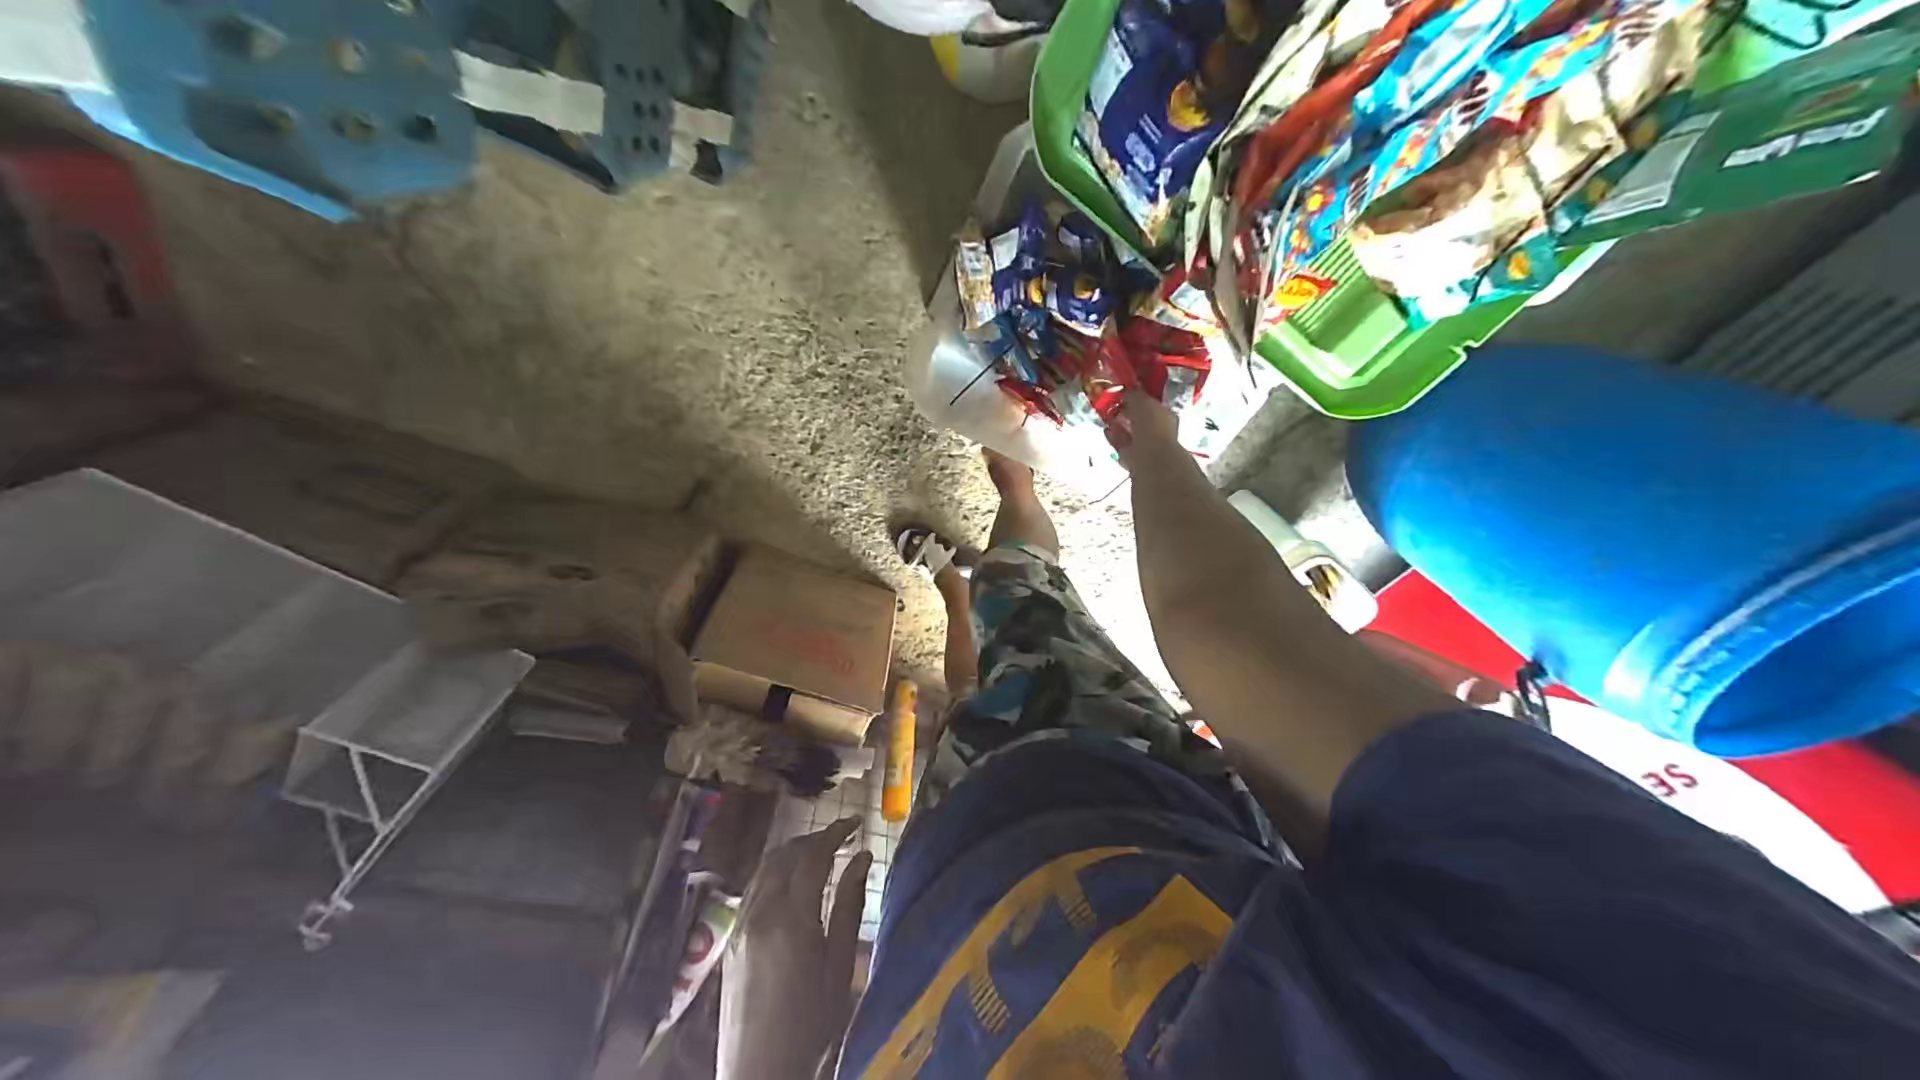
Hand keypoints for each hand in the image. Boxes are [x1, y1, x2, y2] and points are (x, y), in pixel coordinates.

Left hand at [719, 818, 872, 1079]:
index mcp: (792, 919)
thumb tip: (863, 857)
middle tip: (842, 837)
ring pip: (766, 867)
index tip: (855, 822)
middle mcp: (760, 913)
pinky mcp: (731, 939)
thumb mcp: (839, 967)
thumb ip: (850, 906)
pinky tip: (792, 881)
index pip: (813, 856)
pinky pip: (753, 887)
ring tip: (820, 853)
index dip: (835, 833)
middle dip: (814, 838)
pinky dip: (775, 871)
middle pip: (786, 855)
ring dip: (793, 851)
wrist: (759, 1075)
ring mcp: (741, 925)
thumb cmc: (811, 1027)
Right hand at [1106, 390, 1180, 471]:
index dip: (1139, 397)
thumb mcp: (1143, 402)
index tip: (1124, 392)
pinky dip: (1114, 437)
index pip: (1152, 403)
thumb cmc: (1152, 426)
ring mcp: (1146, 445)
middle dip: (1127, 412)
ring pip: (1130, 432)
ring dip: (1119, 424)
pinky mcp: (1133, 457)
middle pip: (1140, 418)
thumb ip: (1134, 394)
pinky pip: (1122, 444)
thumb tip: (1127, 390)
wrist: (1150, 458)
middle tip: (1112, 403)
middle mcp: (1157, 430)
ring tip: (1106, 416)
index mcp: (1165, 415)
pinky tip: (1106, 430)